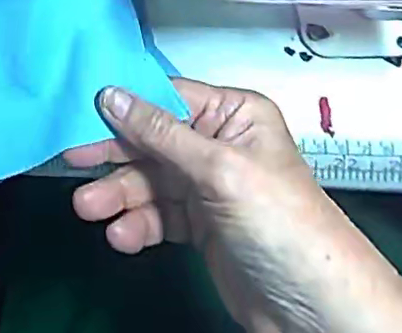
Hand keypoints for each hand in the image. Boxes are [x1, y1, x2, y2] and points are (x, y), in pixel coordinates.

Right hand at [64, 80, 401, 332]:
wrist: (327, 323)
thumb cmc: (282, 227)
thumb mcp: (219, 171)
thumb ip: (159, 132)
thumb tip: (109, 93)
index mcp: (233, 114)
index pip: (165, 99)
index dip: (123, 106)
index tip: (80, 112)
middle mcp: (217, 142)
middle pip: (151, 140)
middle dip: (115, 158)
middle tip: (73, 164)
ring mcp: (208, 185)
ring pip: (149, 179)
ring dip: (120, 195)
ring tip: (91, 211)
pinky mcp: (201, 224)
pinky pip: (159, 214)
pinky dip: (138, 223)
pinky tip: (122, 236)